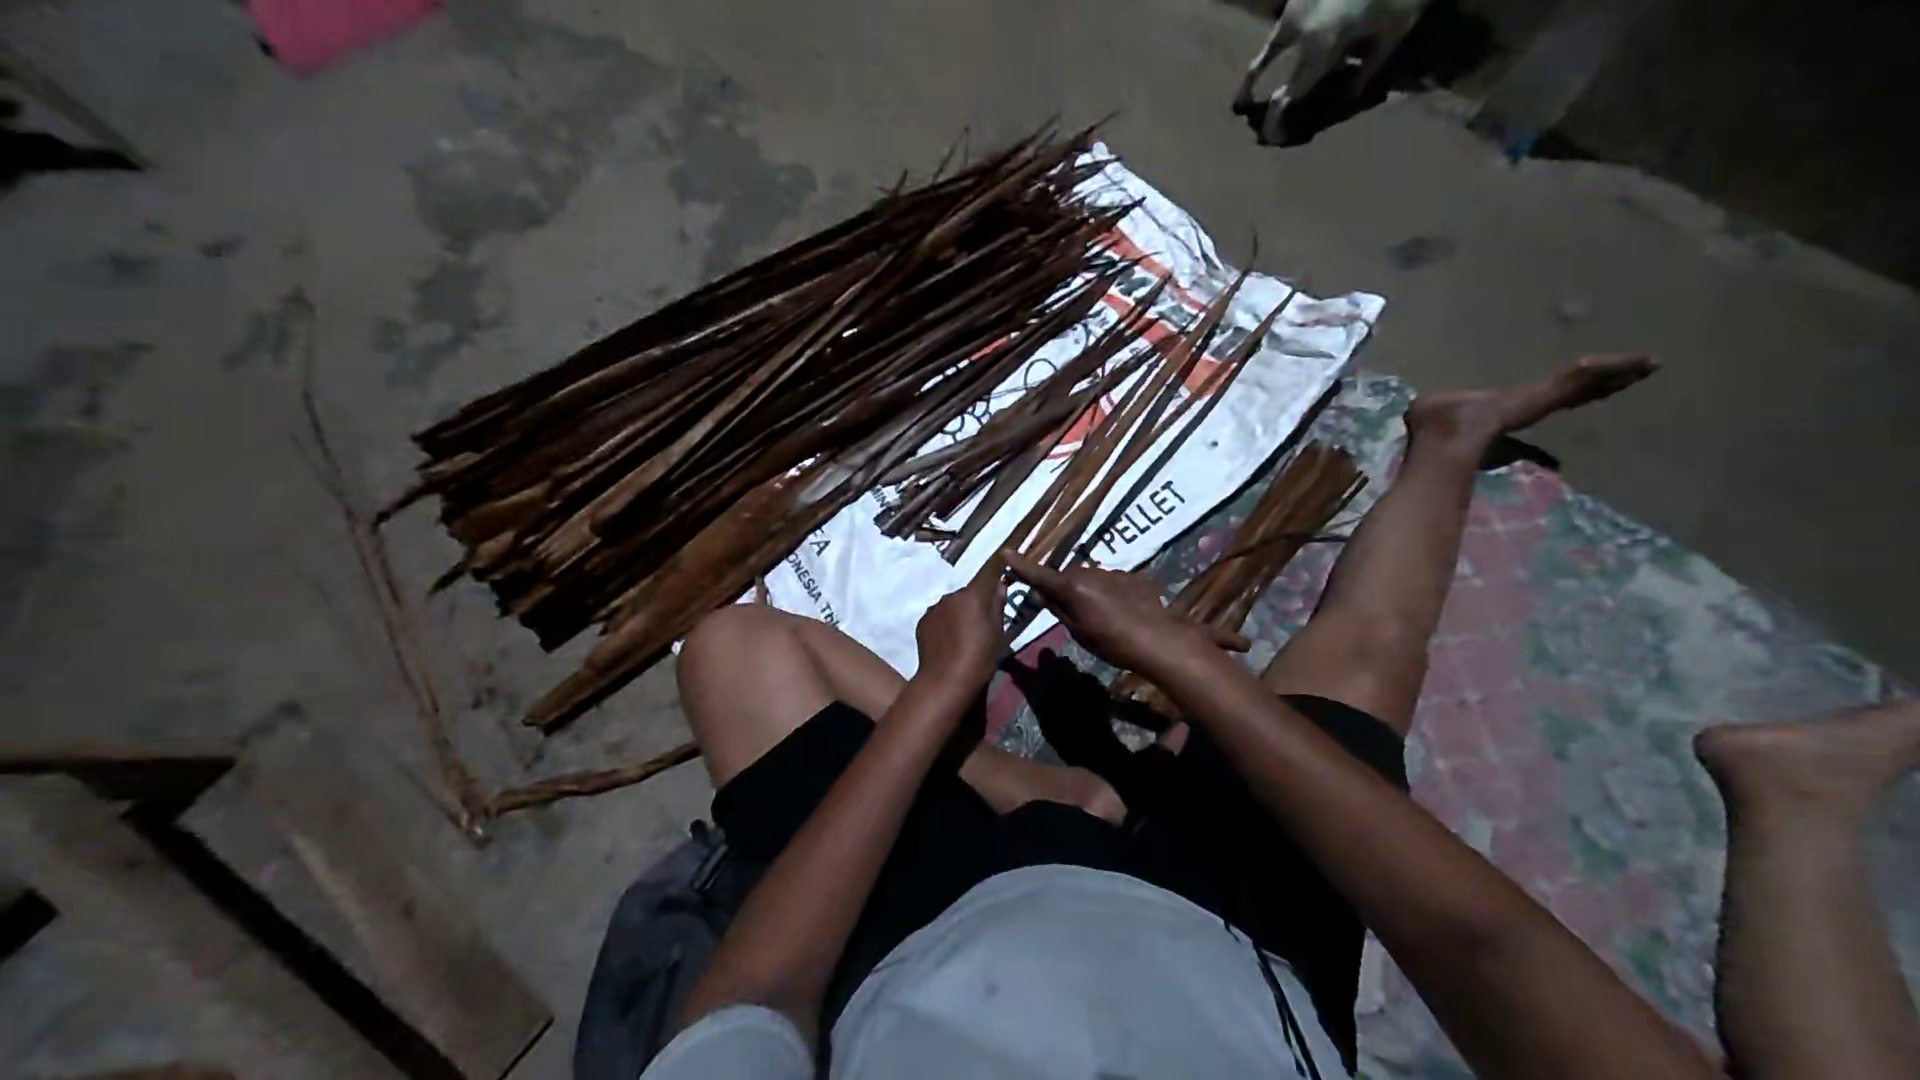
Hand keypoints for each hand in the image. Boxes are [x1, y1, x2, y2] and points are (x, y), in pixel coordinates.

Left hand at [914, 565, 1007, 693]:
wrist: (944, 681)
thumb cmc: (979, 659)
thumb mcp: (998, 634)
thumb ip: (997, 607)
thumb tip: (999, 586)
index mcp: (973, 596)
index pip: (988, 572)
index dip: (997, 565)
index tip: (1003, 558)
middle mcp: (951, 596)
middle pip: (969, 593)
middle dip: (976, 602)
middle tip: (983, 623)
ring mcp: (934, 608)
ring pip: (952, 605)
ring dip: (959, 613)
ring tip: (964, 637)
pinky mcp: (922, 622)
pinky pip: (939, 617)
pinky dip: (945, 624)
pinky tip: (948, 642)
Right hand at [1002, 549, 1223, 675]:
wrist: (1159, 639)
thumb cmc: (1112, 642)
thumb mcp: (1078, 631)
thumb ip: (1058, 609)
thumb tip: (1039, 594)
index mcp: (1071, 587)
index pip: (1039, 574)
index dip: (1021, 565)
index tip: (1006, 553)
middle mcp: (1088, 572)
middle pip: (1066, 577)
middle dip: (1063, 588)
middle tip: (1068, 612)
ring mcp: (1112, 572)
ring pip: (1089, 578)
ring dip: (1087, 591)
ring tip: (1100, 617)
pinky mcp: (1131, 577)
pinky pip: (1110, 582)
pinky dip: (1108, 593)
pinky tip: (1121, 613)